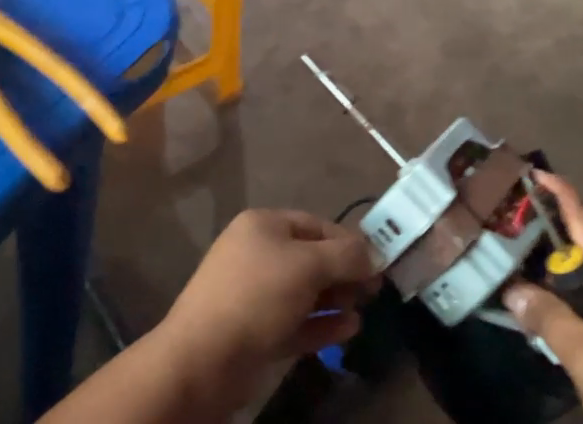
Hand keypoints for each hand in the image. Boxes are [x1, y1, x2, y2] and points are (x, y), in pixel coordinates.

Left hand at [149, 209, 379, 411]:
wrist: (203, 358)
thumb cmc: (258, 296)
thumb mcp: (308, 265)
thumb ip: (346, 256)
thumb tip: (373, 255)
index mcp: (264, 225)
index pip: (317, 224)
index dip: (349, 242)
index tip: (379, 263)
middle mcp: (258, 254)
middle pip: (312, 258)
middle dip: (344, 273)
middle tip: (374, 292)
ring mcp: (255, 294)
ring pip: (305, 292)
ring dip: (336, 300)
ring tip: (363, 311)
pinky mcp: (256, 331)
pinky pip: (296, 321)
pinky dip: (322, 324)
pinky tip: (349, 330)